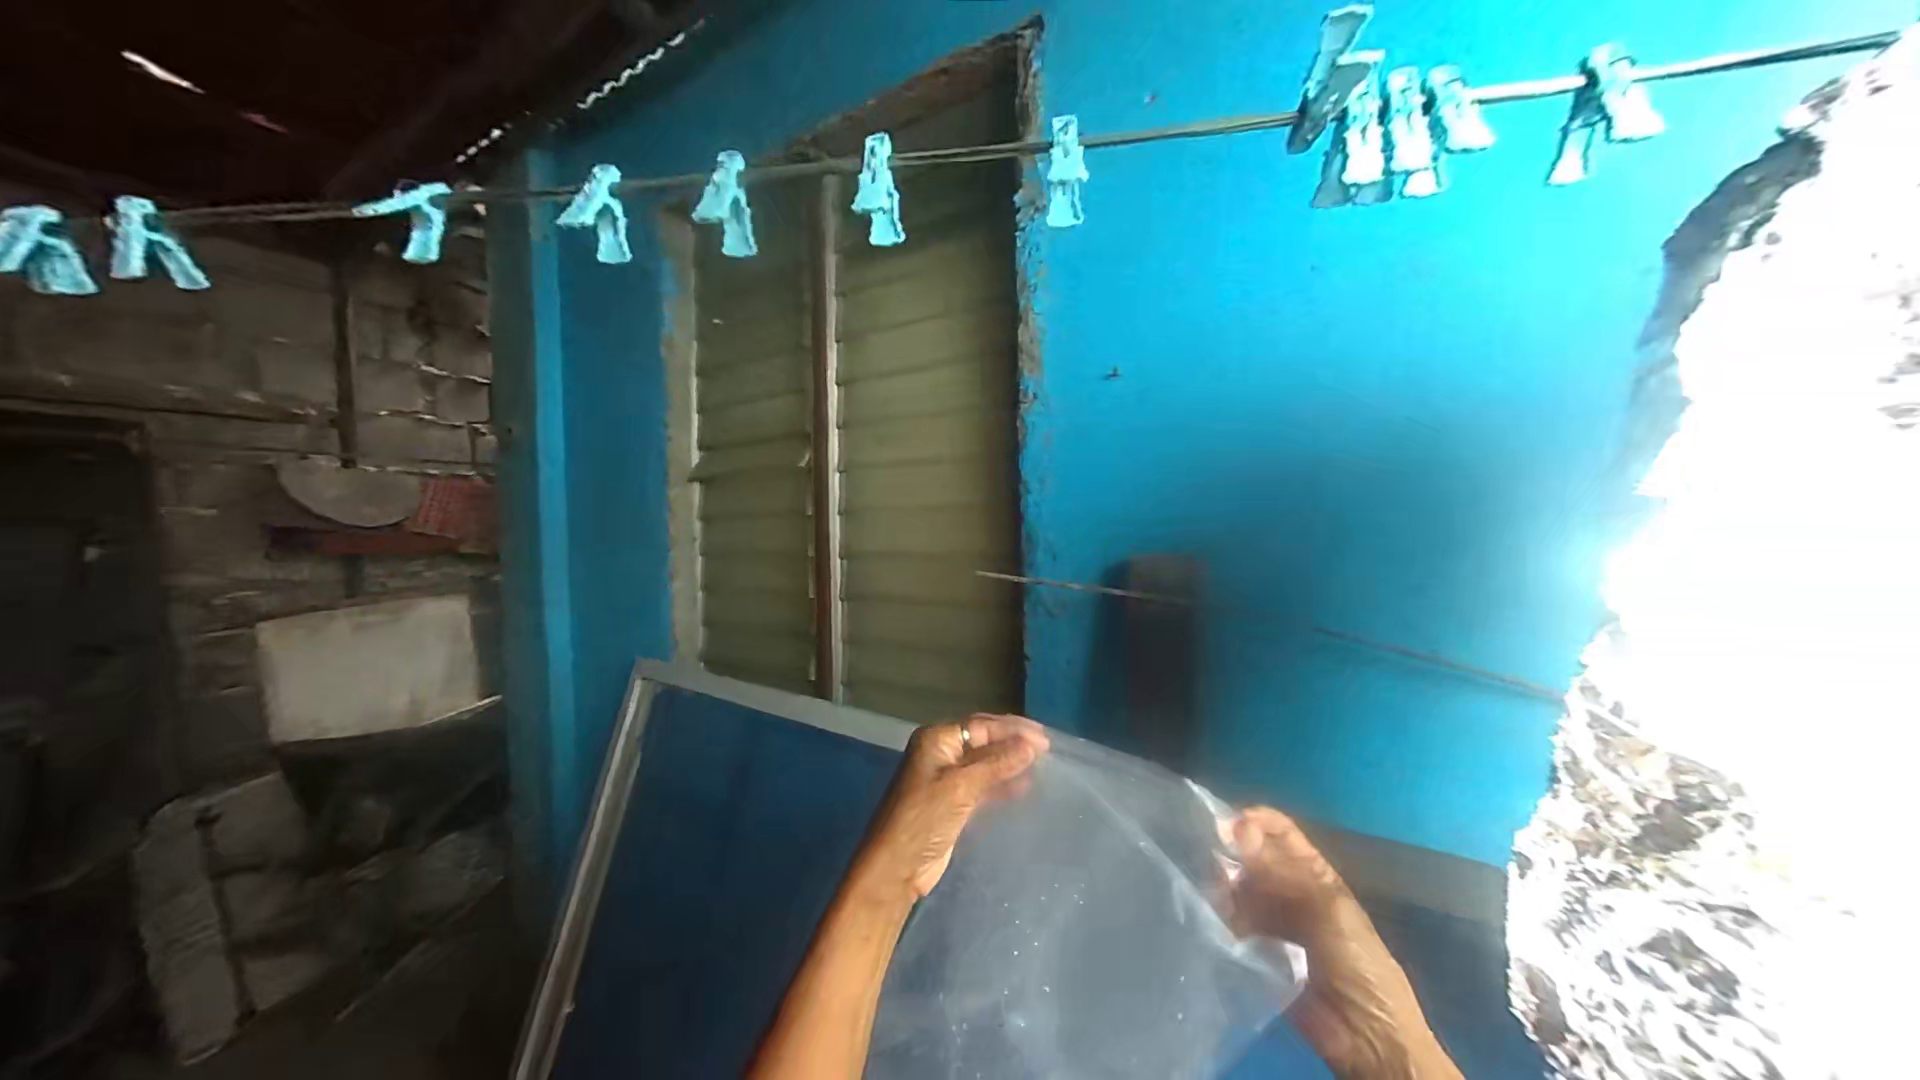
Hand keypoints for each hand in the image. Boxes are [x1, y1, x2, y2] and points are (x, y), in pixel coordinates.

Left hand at [850, 714, 1049, 902]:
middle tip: (1047, 749)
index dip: (1013, 730)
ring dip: (1010, 763)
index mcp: (936, 739)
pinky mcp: (953, 801)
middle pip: (984, 740)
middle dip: (1013, 743)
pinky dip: (1002, 783)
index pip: (981, 725)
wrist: (896, 867)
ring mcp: (946, 777)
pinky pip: (983, 784)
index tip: (1045, 740)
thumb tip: (1031, 746)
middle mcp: (941, 752)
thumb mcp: (961, 787)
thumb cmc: (924, 819)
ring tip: (1041, 766)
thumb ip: (997, 763)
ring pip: (985, 762)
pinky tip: (1023, 787)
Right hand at [1230, 807, 1461, 1079]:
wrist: (1367, 1036)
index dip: (1257, 821)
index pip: (1279, 833)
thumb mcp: (1327, 908)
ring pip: (1237, 886)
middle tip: (1217, 861)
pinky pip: (1231, 921)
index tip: (1231, 824)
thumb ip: (1280, 869)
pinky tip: (1218, 918)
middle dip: (1232, 852)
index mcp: (1313, 873)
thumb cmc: (1357, 962)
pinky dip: (1221, 915)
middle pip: (1252, 856)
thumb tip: (1235, 826)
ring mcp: (1271, 919)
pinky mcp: (1255, 947)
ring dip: (1224, 884)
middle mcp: (1289, 889)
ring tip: (1218, 895)